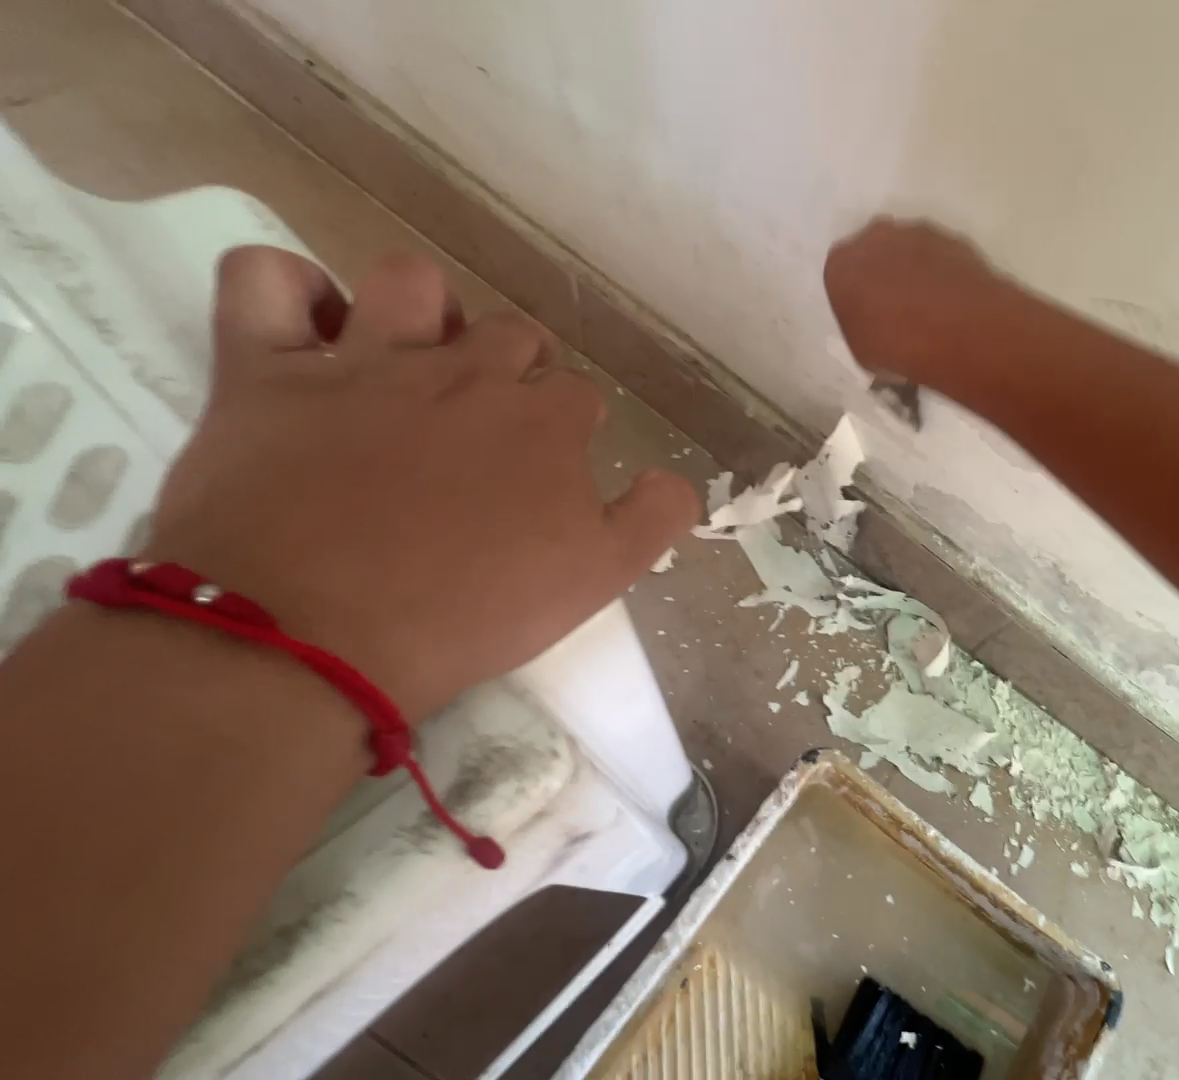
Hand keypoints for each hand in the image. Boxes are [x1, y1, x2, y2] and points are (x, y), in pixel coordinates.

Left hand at [145, 247, 699, 718]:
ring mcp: (363, 364)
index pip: (579, 393)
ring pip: (410, 281)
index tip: (555, 468)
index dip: (573, 426)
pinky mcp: (263, 373)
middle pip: (511, 333)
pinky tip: (313, 326)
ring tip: (419, 357)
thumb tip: (675, 479)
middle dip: (520, 364)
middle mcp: (464, 373)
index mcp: (543, 420)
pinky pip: (264, 281)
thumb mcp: (600, 578)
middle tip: (499, 422)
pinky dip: (288, 288)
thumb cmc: (471, 611)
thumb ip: (655, 518)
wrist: (313, 638)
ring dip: (427, 308)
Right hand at [823, 218, 1001, 382]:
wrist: (957, 332)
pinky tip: (954, 301)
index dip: (858, 298)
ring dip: (917, 271)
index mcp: (841, 266)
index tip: (872, 317)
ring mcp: (915, 233)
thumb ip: (862, 330)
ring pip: (910, 250)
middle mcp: (874, 238)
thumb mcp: (863, 353)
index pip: (842, 277)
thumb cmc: (897, 348)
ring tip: (933, 307)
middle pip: (875, 254)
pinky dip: (944, 273)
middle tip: (901, 309)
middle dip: (885, 275)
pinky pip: (941, 256)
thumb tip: (877, 332)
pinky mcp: (951, 238)